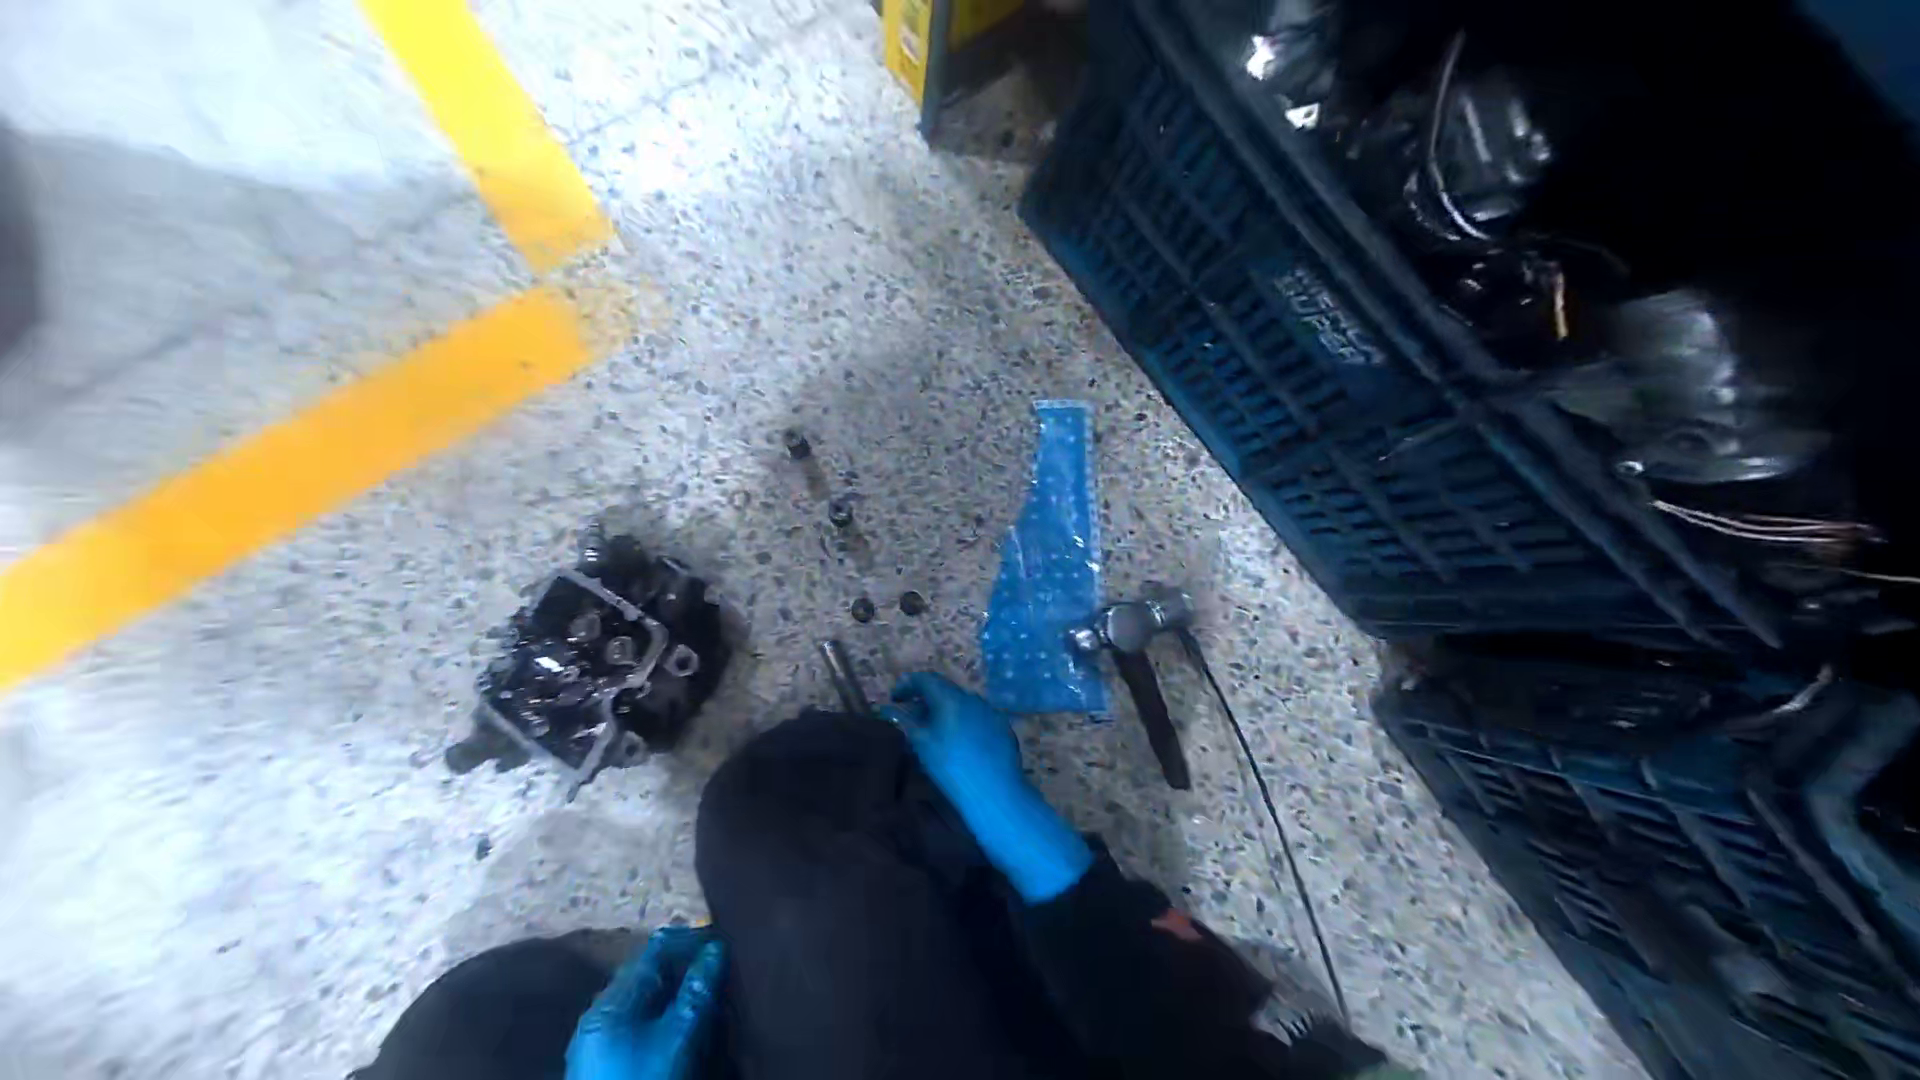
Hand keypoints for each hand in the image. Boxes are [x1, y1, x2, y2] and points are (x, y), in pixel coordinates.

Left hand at [566, 926, 726, 1079]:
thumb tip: (718, 947)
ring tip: (714, 1000)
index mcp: (610, 1004)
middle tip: (723, 973)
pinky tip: (692, 1028)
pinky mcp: (609, 1065)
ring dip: (682, 994)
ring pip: (650, 1000)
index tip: (725, 945)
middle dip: (689, 969)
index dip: (692, 941)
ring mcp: (601, 1043)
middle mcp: (600, 1016)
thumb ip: (698, 989)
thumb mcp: (679, 1037)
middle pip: (651, 973)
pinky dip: (670, 1017)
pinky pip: (643, 1024)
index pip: (656, 949)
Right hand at [878, 672, 1023, 797]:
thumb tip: (888, 709)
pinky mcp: (1003, 727)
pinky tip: (960, 743)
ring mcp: (991, 711)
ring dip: (946, 711)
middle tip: (912, 716)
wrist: (993, 792)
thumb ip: (904, 722)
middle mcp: (972, 698)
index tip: (895, 699)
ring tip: (935, 731)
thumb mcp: (921, 744)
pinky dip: (964, 722)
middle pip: (944, 690)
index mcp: (950, 698)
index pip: (925, 679)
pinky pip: (978, 717)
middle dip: (926, 699)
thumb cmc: (951, 767)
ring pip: (963, 704)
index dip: (907, 685)